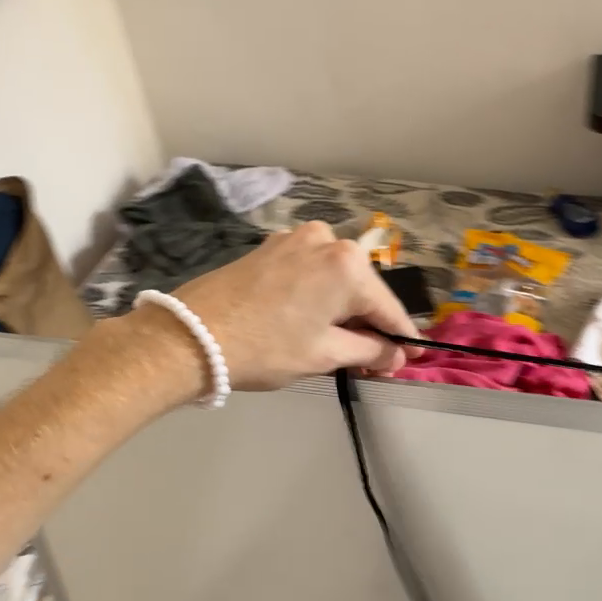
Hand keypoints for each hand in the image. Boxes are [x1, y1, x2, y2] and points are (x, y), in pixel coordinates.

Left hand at [165, 221, 422, 391]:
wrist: (189, 336)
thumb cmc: (265, 348)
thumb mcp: (324, 355)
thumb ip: (369, 351)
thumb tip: (396, 356)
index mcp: (347, 265)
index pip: (387, 308)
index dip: (401, 338)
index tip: (412, 359)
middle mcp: (326, 240)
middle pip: (362, 289)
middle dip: (370, 324)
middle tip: (373, 361)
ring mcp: (295, 239)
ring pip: (335, 279)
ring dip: (343, 309)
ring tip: (340, 345)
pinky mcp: (270, 247)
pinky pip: (309, 272)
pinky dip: (318, 295)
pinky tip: (312, 321)